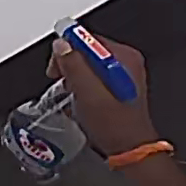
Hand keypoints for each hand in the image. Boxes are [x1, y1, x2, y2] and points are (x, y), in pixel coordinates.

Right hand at [48, 30, 160, 156]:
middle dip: (67, 63)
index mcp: (122, 58)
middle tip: (62, 80)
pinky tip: (79, 95)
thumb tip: (61, 44)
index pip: (85, 38)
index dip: (65, 51)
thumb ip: (73, 65)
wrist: (128, 147)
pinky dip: (79, 81)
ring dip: (71, 74)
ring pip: (84, 61)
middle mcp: (124, 61)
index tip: (57, 67)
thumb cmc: (115, 124)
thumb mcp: (88, 92)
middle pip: (83, 49)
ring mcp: (120, 71)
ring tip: (73, 92)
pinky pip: (89, 72)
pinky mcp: (115, 82)